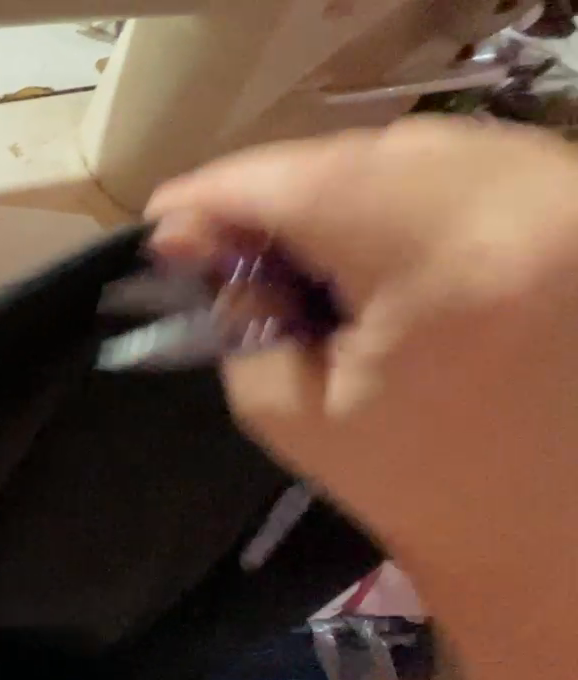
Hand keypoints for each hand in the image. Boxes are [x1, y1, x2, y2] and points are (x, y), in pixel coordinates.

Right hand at [145, 117, 577, 582]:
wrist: (554, 516)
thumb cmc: (406, 478)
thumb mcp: (283, 408)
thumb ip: (236, 315)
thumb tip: (193, 242)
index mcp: (458, 274)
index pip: (316, 187)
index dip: (224, 189)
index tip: (158, 215)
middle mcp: (546, 208)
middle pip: (371, 154)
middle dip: (273, 184)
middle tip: (205, 231)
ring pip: (426, 145)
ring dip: (331, 181)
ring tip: (269, 231)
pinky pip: (476, 161)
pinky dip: (392, 184)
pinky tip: (346, 229)